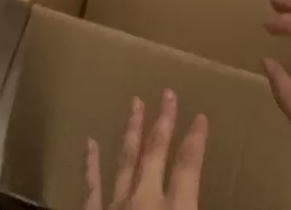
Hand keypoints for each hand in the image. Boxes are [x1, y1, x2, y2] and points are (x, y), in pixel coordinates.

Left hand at [85, 89, 208, 209]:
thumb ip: (195, 205)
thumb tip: (198, 193)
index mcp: (175, 208)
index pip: (189, 166)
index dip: (196, 139)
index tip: (200, 116)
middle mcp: (144, 198)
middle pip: (156, 152)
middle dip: (163, 121)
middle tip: (167, 92)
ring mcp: (115, 205)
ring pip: (126, 160)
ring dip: (132, 131)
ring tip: (135, 103)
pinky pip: (91, 187)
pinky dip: (91, 164)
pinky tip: (90, 142)